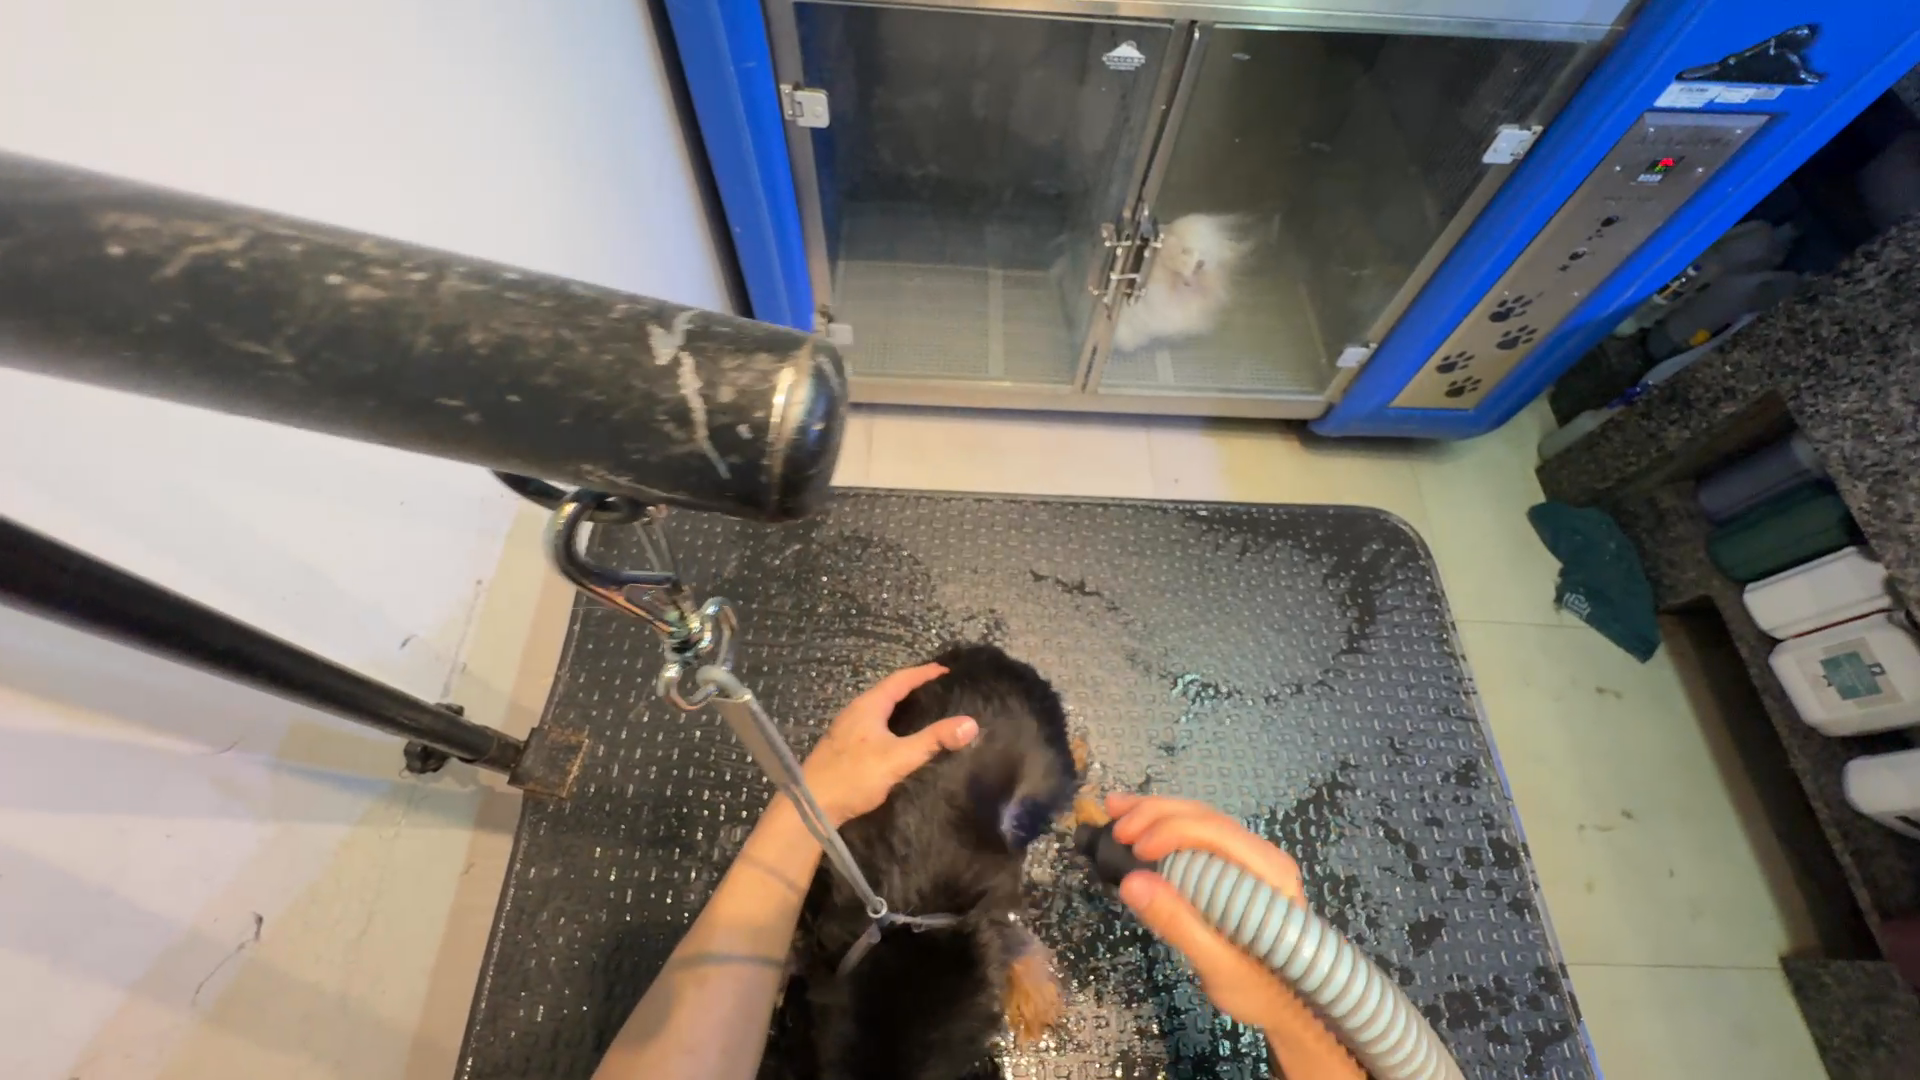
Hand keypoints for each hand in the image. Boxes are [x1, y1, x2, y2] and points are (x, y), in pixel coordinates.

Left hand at [802, 663, 978, 825]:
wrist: (810, 808)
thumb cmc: (854, 776)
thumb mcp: (899, 757)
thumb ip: (934, 740)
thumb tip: (971, 723)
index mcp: (868, 705)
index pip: (901, 679)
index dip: (925, 673)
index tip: (947, 671)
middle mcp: (856, 711)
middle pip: (890, 692)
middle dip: (915, 688)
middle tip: (941, 691)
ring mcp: (847, 730)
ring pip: (881, 710)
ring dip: (903, 708)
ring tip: (927, 713)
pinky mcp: (844, 748)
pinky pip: (875, 726)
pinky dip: (893, 725)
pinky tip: (901, 740)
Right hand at [1108, 795, 1362, 1078]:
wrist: (1286, 1007)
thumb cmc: (1259, 989)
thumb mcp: (1218, 964)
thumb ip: (1178, 923)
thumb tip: (1130, 882)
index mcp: (1268, 871)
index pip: (1215, 831)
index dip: (1170, 830)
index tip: (1135, 849)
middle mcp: (1259, 852)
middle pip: (1202, 817)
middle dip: (1154, 814)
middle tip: (1116, 828)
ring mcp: (1245, 855)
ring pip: (1194, 817)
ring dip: (1152, 811)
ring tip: (1113, 810)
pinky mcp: (1228, 864)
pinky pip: (1192, 832)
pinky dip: (1159, 824)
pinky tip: (1134, 820)